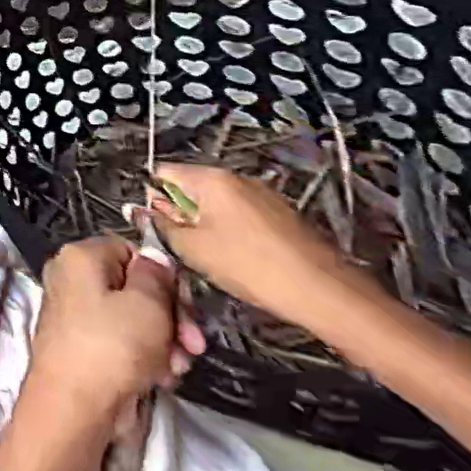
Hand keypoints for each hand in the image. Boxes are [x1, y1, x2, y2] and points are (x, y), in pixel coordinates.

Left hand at [29, 237, 203, 418]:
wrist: (76, 398)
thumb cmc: (112, 344)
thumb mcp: (147, 304)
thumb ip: (155, 276)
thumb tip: (154, 255)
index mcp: (79, 256)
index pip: (130, 250)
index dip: (163, 276)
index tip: (186, 303)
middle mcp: (72, 276)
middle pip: (135, 285)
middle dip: (172, 316)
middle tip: (192, 343)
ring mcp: (76, 308)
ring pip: (136, 315)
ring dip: (165, 340)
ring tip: (175, 365)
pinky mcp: (84, 338)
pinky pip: (124, 337)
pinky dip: (147, 354)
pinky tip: (161, 375)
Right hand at [148, 163, 368, 327]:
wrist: (331, 298)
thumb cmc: (251, 267)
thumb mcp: (190, 247)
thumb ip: (158, 223)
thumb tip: (139, 209)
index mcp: (211, 179)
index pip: (162, 172)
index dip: (151, 196)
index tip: (157, 223)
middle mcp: (239, 179)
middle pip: (191, 187)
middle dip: (180, 211)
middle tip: (183, 243)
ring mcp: (267, 197)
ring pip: (217, 204)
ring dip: (206, 223)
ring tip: (212, 254)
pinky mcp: (286, 218)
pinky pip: (243, 216)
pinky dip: (233, 232)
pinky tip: (240, 259)